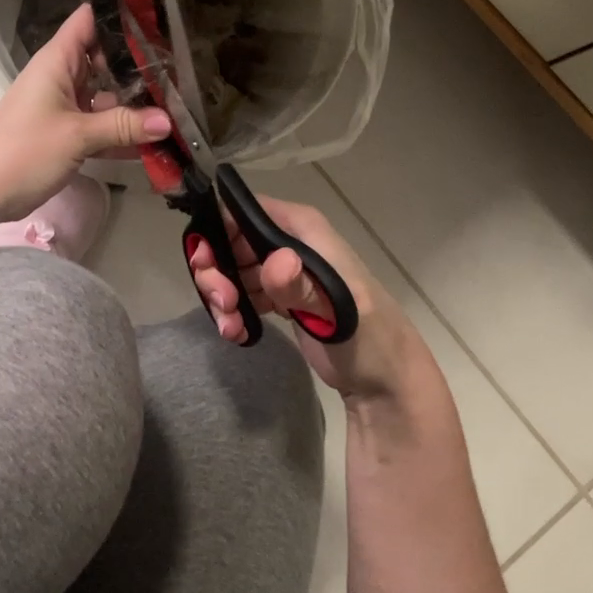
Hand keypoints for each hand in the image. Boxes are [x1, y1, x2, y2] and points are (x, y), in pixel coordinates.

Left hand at [0, 4, 171, 223]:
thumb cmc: (24, 151)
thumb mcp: (77, 136)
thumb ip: (124, 125)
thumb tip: (169, 121)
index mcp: (57, 61)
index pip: (90, 19)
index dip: (120, 13)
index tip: (160, 16)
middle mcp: (61, 76)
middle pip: (105, 58)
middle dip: (139, 65)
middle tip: (183, 70)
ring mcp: (62, 105)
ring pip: (105, 94)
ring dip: (134, 103)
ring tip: (179, 107)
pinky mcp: (64, 132)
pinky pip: (98, 123)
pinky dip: (120, 130)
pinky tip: (154, 142)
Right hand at [188, 196, 411, 399]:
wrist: (386, 382)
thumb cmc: (369, 337)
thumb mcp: (336, 310)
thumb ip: (302, 286)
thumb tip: (275, 261)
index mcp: (302, 228)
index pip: (242, 210)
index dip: (216, 231)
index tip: (206, 263)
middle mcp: (289, 241)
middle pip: (229, 240)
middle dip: (215, 271)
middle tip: (222, 304)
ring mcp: (283, 270)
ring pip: (231, 269)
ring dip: (222, 297)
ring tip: (231, 326)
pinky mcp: (280, 297)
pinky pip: (243, 294)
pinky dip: (234, 313)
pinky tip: (239, 333)